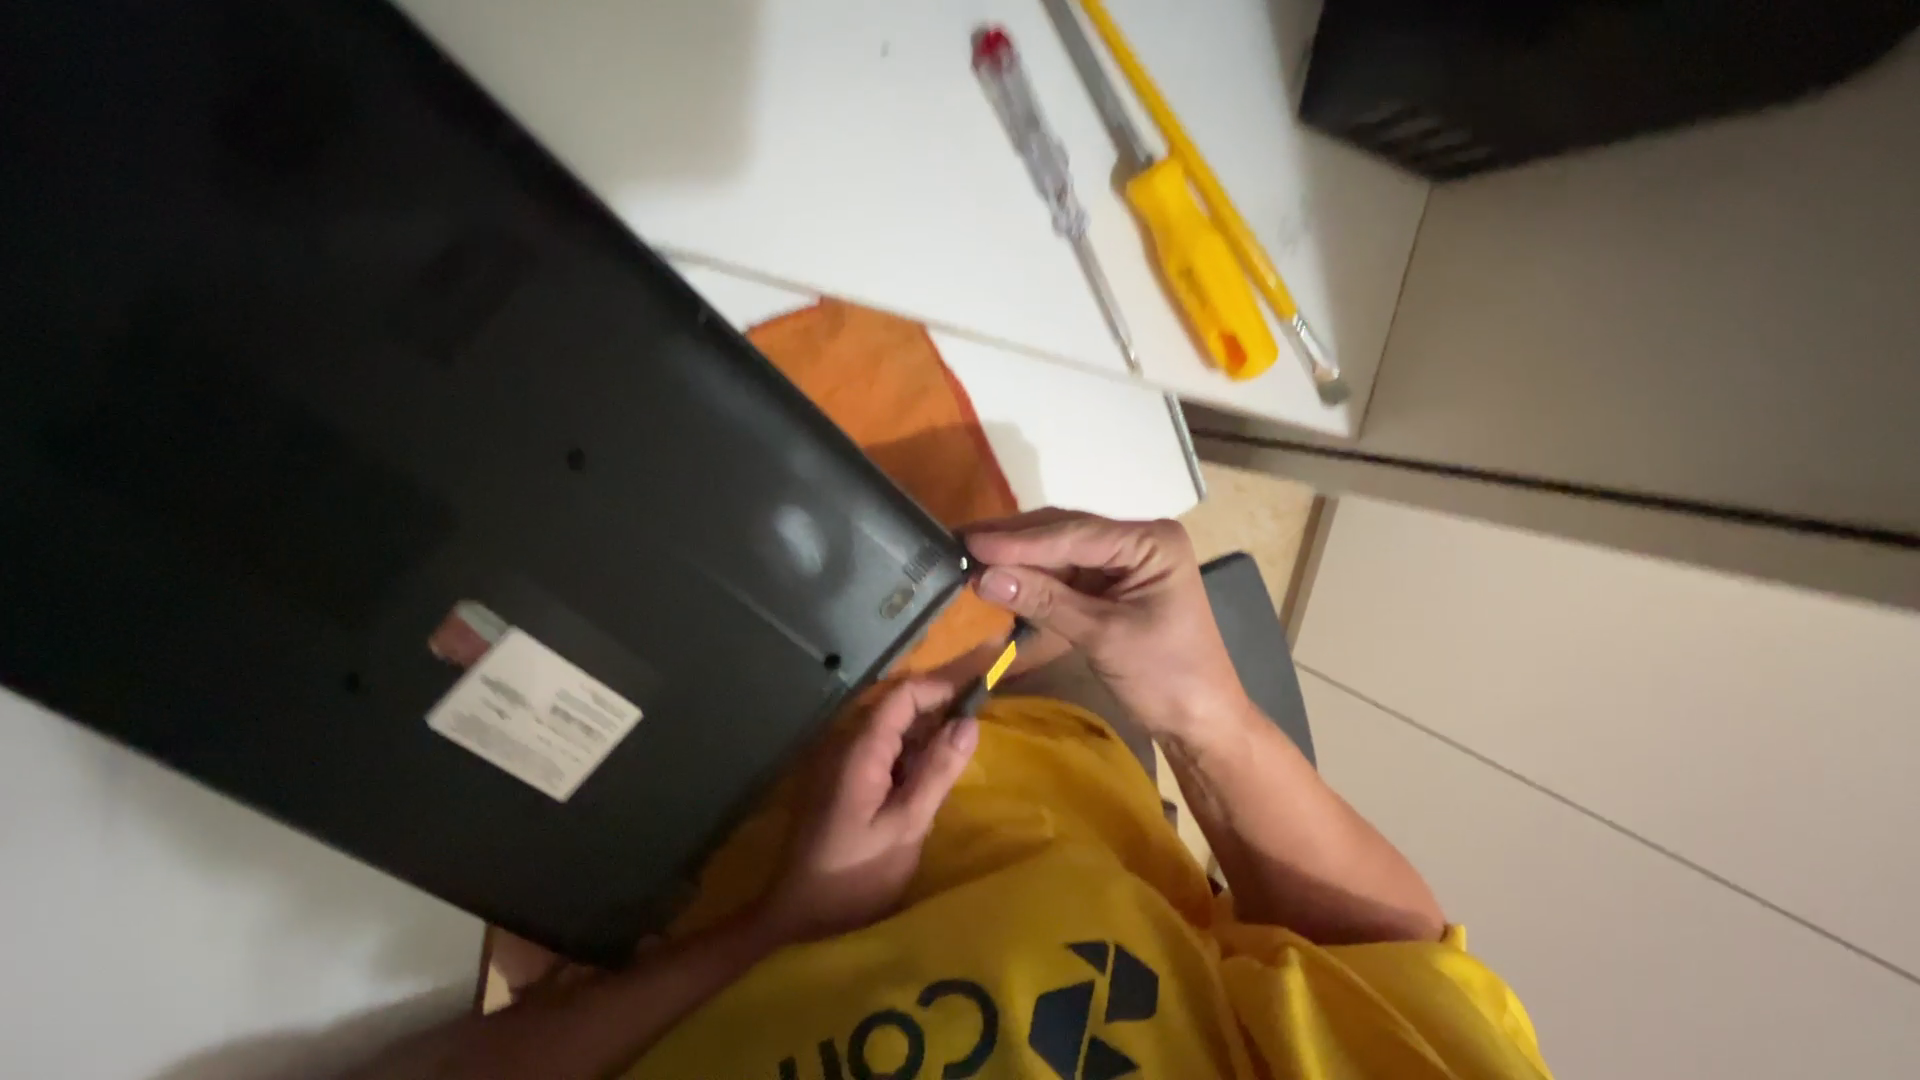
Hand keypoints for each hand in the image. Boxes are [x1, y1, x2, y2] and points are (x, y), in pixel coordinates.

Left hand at [755, 679, 977, 944]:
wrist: (798, 915)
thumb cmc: (855, 874)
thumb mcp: (906, 826)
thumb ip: (937, 771)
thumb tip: (969, 723)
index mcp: (860, 748)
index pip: (904, 694)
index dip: (943, 687)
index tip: (981, 691)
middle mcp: (845, 744)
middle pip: (896, 705)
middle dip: (938, 704)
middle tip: (978, 715)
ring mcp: (840, 762)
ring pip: (889, 727)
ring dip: (925, 729)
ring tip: (962, 741)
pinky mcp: (841, 781)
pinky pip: (880, 750)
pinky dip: (909, 751)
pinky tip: (930, 770)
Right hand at [964, 509, 1247, 735]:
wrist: (1200, 722)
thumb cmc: (1166, 677)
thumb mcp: (1103, 636)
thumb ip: (1044, 601)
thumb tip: (983, 577)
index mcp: (1151, 542)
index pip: (1075, 534)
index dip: (1019, 540)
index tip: (970, 542)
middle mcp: (1138, 540)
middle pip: (1065, 533)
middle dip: (1014, 541)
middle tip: (960, 542)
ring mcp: (1125, 562)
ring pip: (1060, 551)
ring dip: (1018, 557)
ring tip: (970, 555)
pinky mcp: (1111, 585)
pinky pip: (1065, 574)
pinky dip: (1033, 578)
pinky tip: (1000, 575)